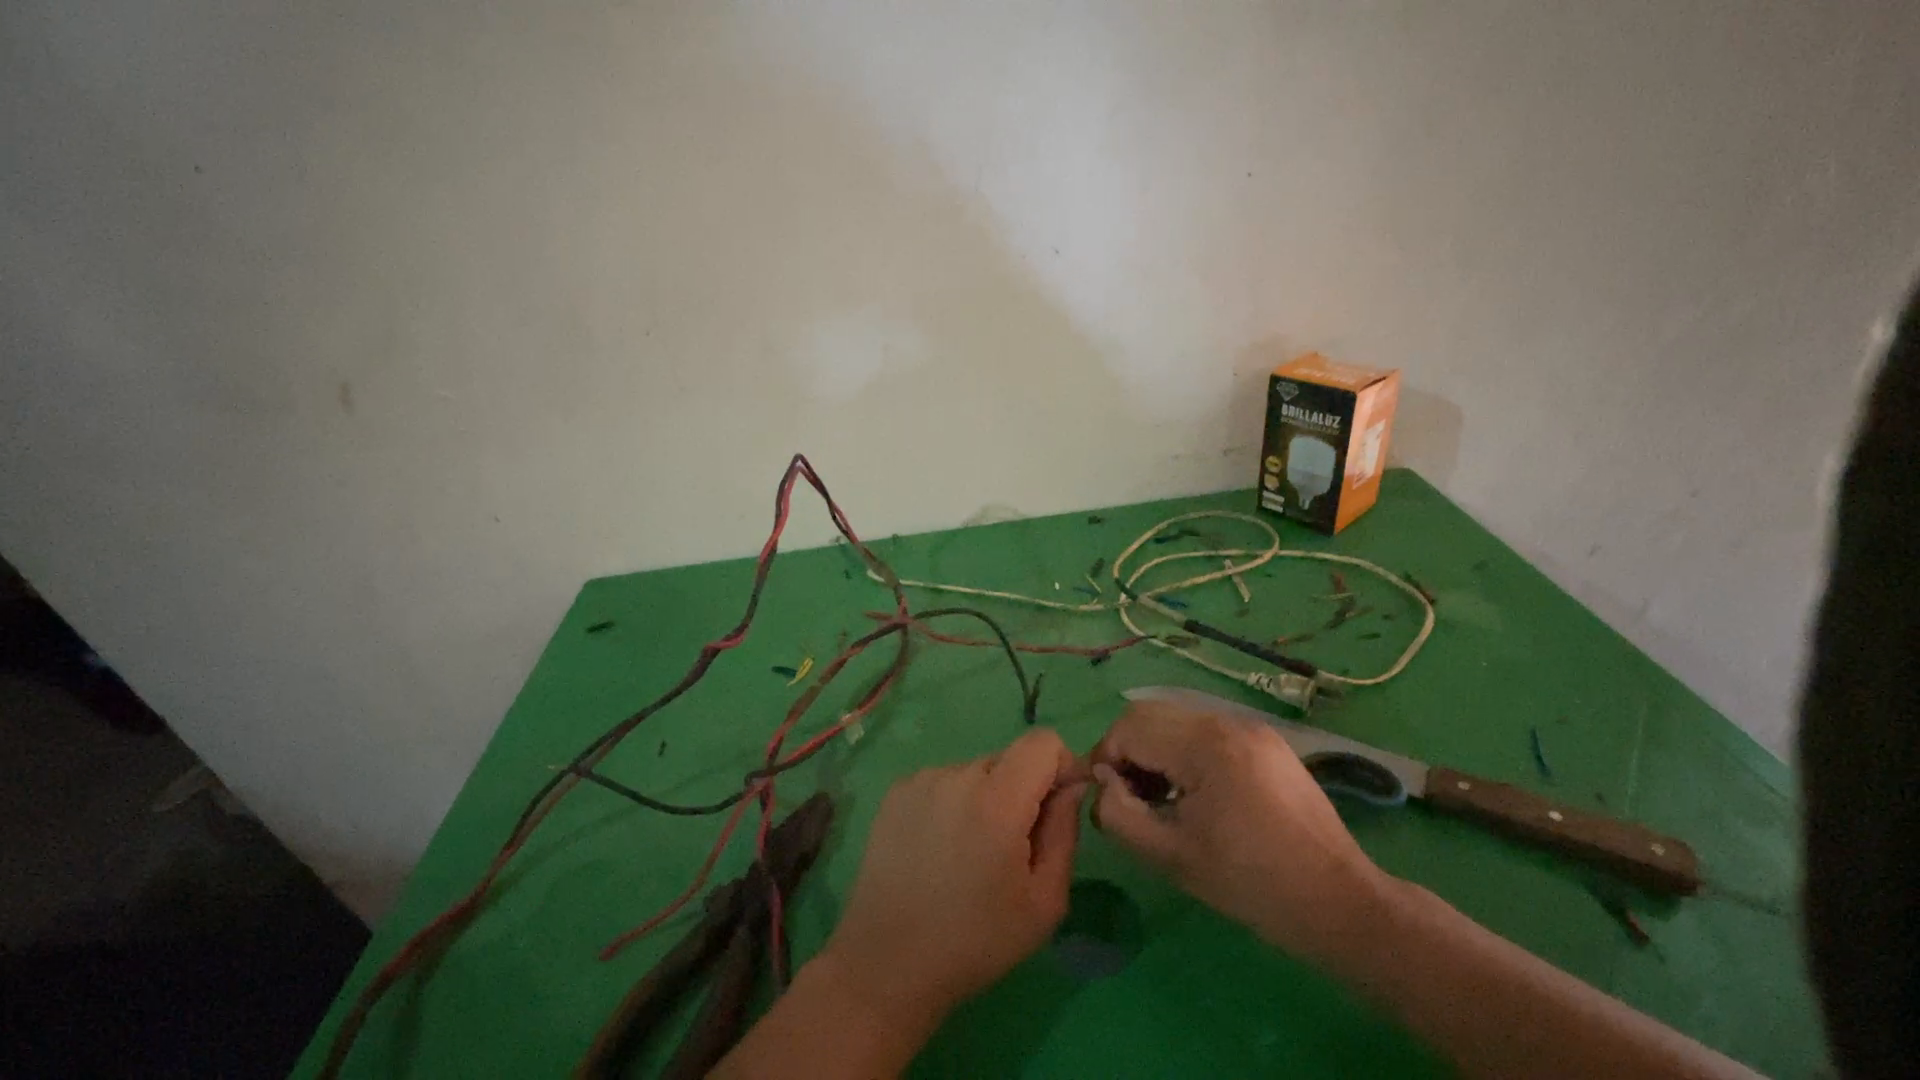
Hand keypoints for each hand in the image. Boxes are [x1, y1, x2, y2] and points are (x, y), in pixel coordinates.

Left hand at [820, 729, 1087, 1017]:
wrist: (888, 962)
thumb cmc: (976, 940)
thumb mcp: (1045, 901)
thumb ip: (1065, 832)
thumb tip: (1070, 787)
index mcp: (997, 800)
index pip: (1044, 742)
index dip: (1061, 767)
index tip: (1056, 810)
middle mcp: (956, 775)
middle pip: (1009, 759)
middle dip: (1023, 792)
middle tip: (1011, 848)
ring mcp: (921, 781)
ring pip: (975, 772)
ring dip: (986, 798)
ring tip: (970, 854)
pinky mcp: (895, 793)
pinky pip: (943, 783)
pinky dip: (953, 804)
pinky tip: (940, 850)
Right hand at [1090, 699, 1389, 960]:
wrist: (1336, 900)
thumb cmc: (1249, 882)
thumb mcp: (1169, 854)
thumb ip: (1119, 813)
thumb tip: (1102, 783)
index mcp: (1205, 745)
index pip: (1129, 727)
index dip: (1105, 759)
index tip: (1107, 799)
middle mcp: (1228, 721)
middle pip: (1151, 715)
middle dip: (1128, 752)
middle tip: (1132, 799)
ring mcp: (1252, 728)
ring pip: (1178, 720)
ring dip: (1156, 751)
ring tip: (1162, 800)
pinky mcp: (1268, 743)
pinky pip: (1208, 732)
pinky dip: (1186, 753)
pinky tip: (1196, 796)